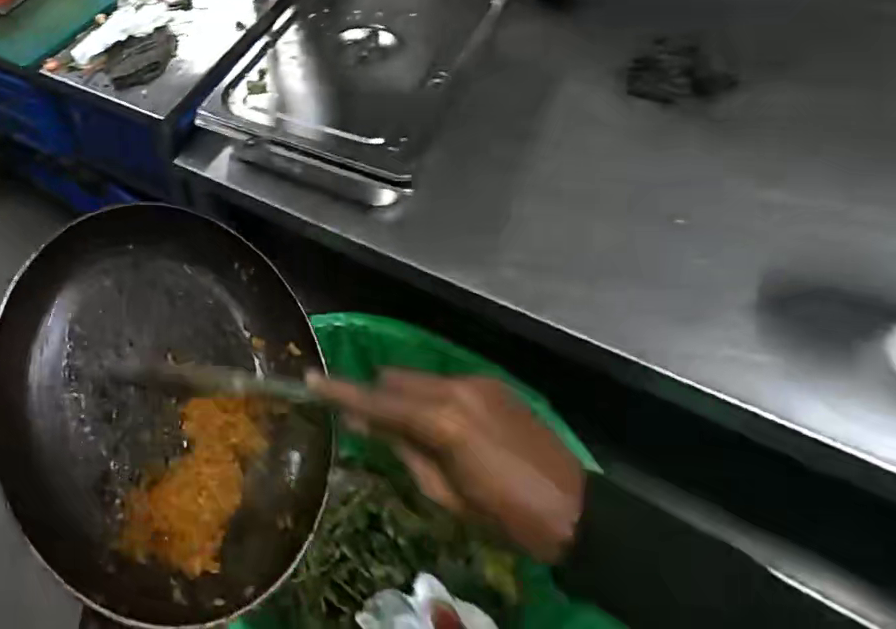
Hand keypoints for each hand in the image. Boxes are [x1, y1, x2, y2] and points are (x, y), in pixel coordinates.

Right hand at [307, 370, 585, 562]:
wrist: (585, 517)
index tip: (310, 380)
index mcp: (440, 423)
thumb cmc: (508, 518)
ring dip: (408, 397)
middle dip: (379, 397)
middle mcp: (454, 391)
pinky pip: (447, 383)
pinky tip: (455, 428)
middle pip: (393, 379)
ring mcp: (476, 383)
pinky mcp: (494, 384)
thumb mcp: (446, 497)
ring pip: (418, 378)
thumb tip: (364, 424)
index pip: (376, 401)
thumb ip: (402, 452)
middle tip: (374, 424)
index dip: (340, 392)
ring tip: (422, 430)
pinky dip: (437, 398)